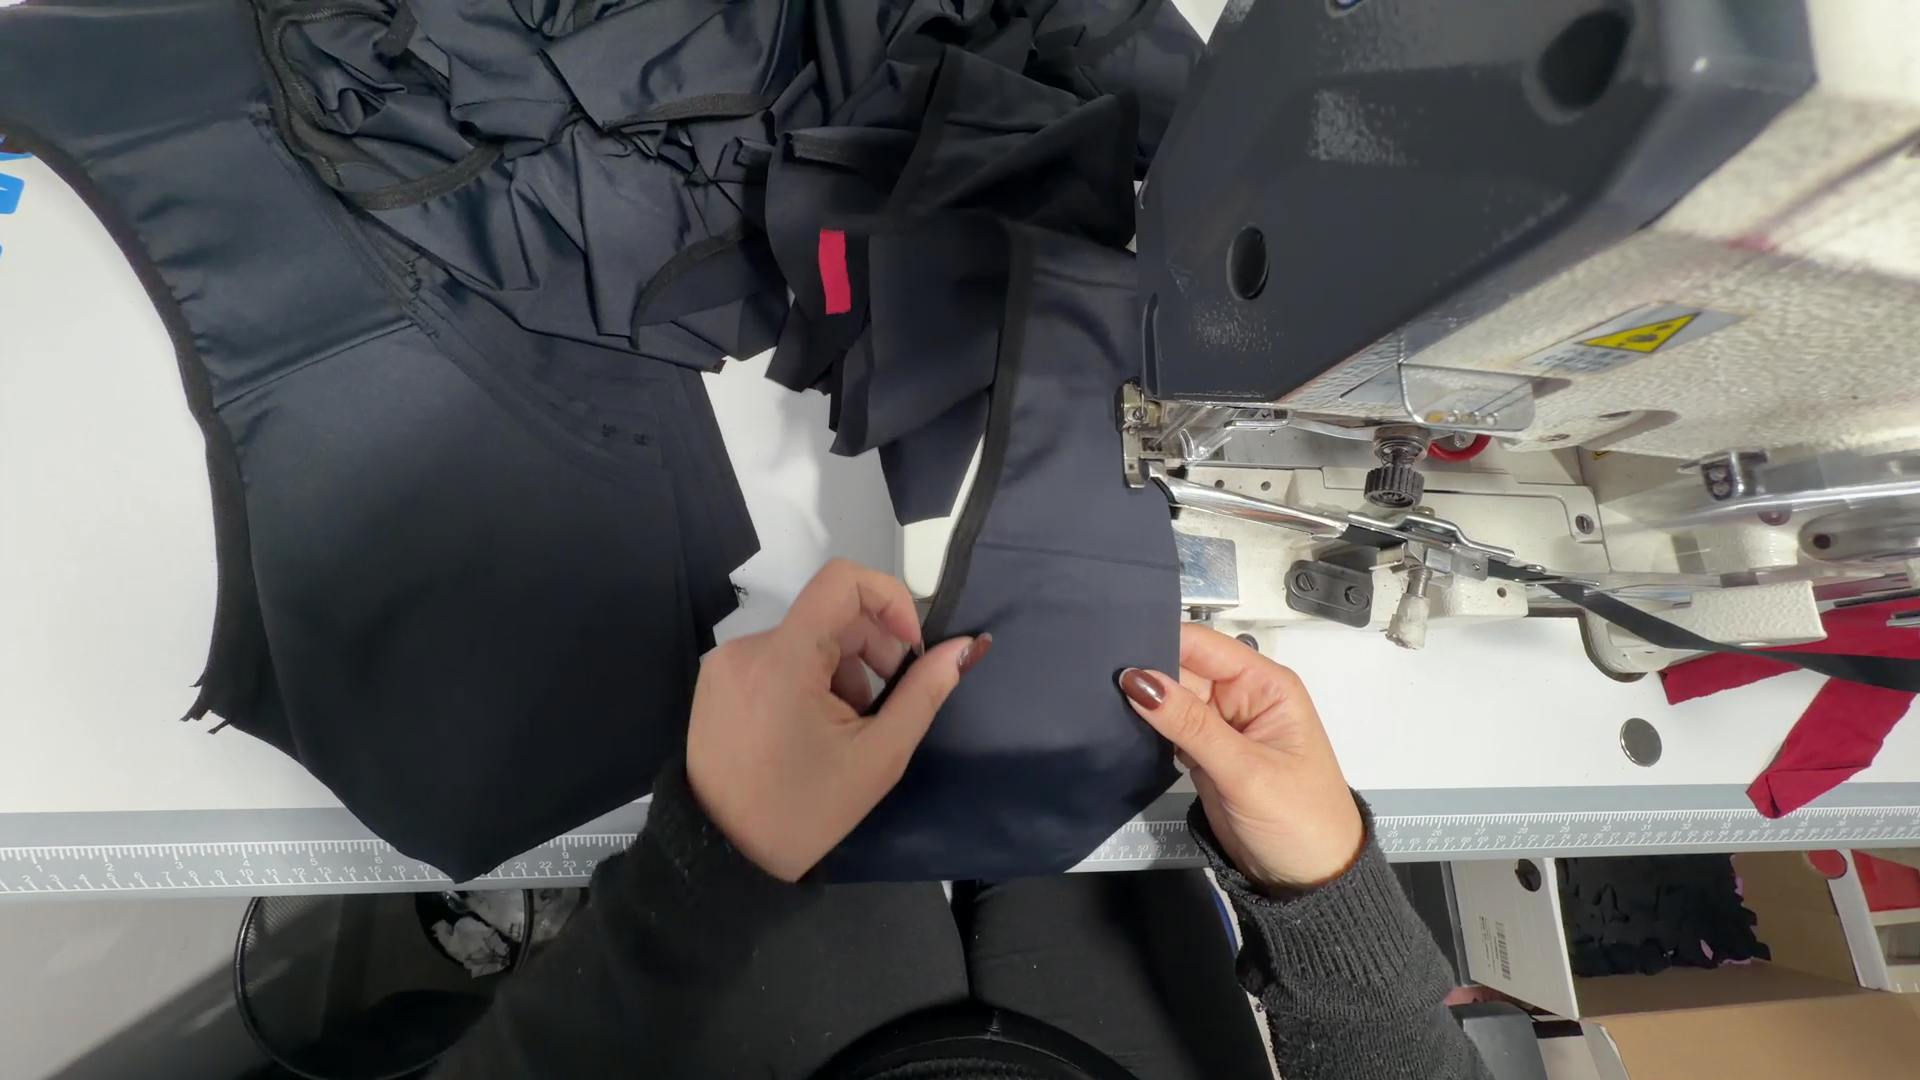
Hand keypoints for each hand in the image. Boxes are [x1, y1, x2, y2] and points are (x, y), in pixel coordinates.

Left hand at [686, 559, 989, 881]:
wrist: (721, 858)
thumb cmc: (803, 812)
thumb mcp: (878, 756)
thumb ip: (925, 692)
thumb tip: (967, 645)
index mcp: (783, 660)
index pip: (843, 581)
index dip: (889, 598)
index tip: (909, 646)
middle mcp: (748, 647)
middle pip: (832, 616)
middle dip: (872, 651)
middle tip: (885, 703)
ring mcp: (727, 663)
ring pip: (810, 639)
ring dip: (844, 670)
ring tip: (846, 726)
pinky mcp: (719, 678)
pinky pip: (781, 657)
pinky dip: (811, 679)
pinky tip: (813, 727)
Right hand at [1119, 625, 1363, 891]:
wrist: (1308, 882)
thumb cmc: (1298, 820)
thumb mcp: (1245, 770)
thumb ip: (1190, 723)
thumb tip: (1137, 679)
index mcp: (1263, 683)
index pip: (1202, 646)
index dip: (1160, 642)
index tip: (1113, 648)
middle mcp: (1238, 694)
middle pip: (1180, 667)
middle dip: (1143, 670)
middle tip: (1093, 671)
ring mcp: (1218, 723)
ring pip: (1168, 695)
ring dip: (1140, 698)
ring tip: (1095, 691)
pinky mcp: (1201, 749)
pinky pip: (1166, 725)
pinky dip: (1145, 725)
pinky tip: (1114, 719)